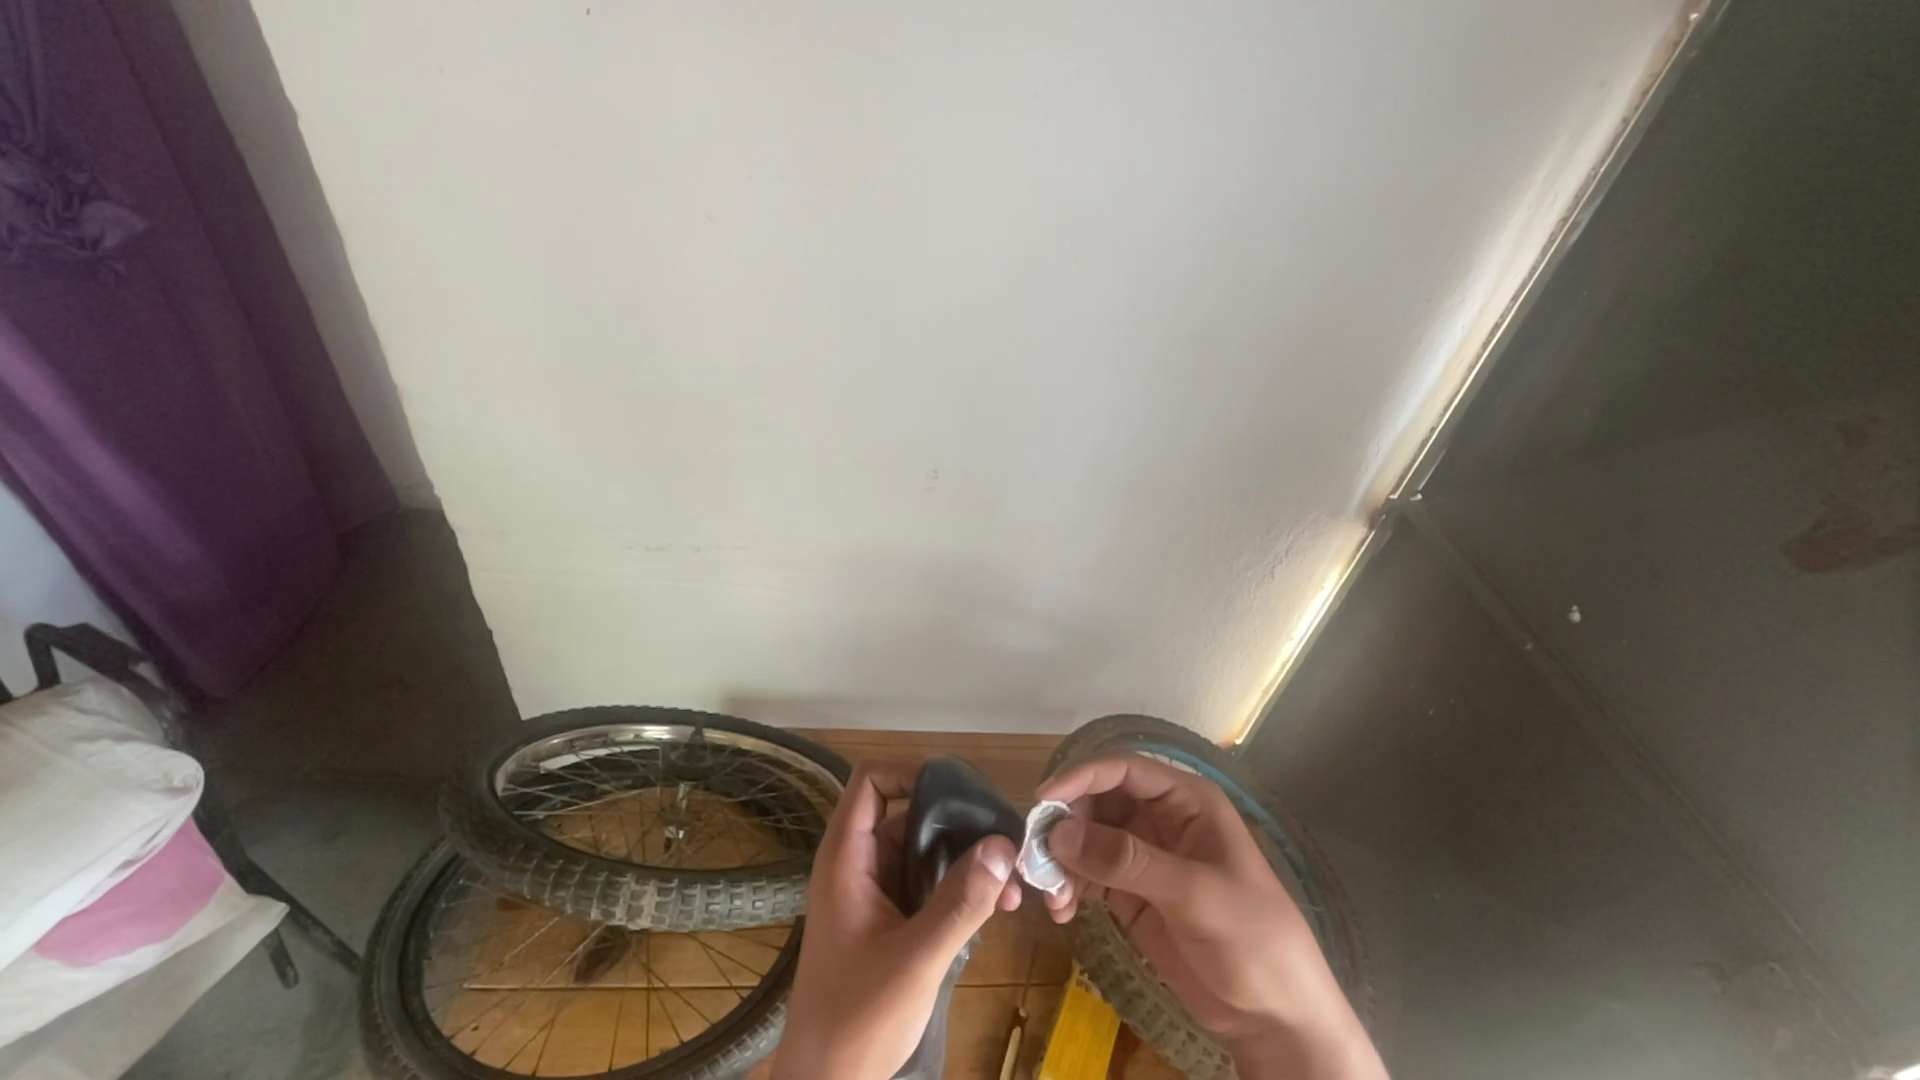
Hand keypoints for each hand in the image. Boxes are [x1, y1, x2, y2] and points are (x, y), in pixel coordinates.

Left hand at [773, 763, 1022, 1079]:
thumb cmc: (859, 1017)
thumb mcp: (917, 958)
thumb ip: (960, 902)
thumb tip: (1004, 845)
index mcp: (847, 859)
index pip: (870, 783)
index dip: (910, 773)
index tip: (961, 796)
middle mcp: (858, 866)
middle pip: (908, 816)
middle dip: (959, 827)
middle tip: (1008, 847)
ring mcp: (872, 894)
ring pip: (923, 854)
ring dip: (965, 862)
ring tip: (1010, 885)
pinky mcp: (887, 921)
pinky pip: (925, 885)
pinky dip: (957, 888)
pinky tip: (993, 907)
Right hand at [1036, 753, 1385, 1079]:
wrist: (1274, 1015)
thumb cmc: (1252, 939)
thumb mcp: (1195, 895)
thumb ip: (1129, 861)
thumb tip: (1060, 834)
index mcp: (1188, 802)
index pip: (1125, 770)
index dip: (1082, 777)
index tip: (1043, 801)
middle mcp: (1162, 820)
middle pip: (1098, 802)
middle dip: (1066, 824)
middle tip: (1037, 857)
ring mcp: (1146, 858)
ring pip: (1088, 839)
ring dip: (1062, 860)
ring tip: (1052, 895)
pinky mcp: (1132, 895)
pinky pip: (1089, 876)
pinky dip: (1070, 887)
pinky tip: (1063, 911)